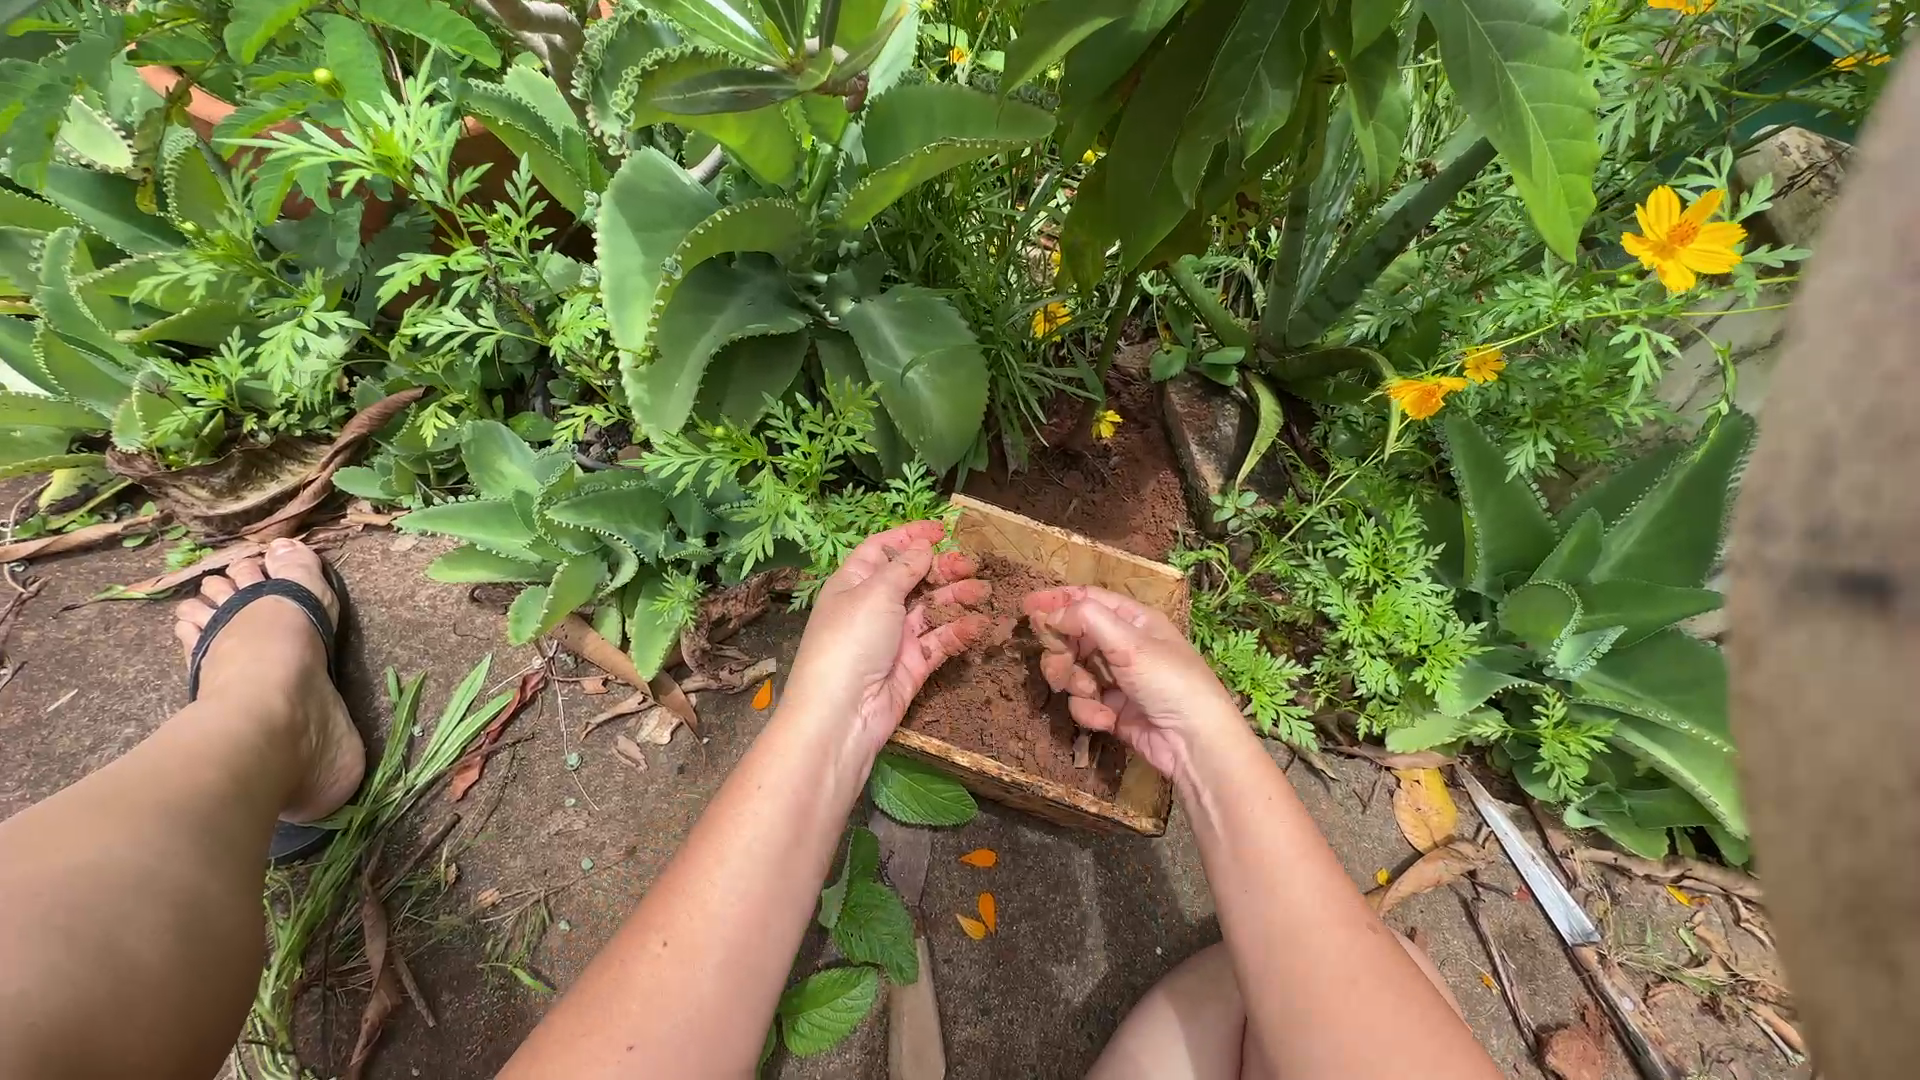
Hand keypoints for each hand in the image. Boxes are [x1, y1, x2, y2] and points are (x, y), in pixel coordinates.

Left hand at [783, 521, 990, 759]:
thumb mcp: (875, 593)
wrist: (843, 713)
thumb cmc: (850, 641)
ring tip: (982, 591)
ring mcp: (894, 637)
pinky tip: (978, 624)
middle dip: (942, 568)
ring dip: (956, 597)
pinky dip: (958, 631)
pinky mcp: (913, 664)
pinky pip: (939, 641)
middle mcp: (874, 606)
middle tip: (972, 563)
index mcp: (854, 582)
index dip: (910, 537)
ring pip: (931, 608)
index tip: (943, 530)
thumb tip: (923, 547)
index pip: (883, 550)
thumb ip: (905, 568)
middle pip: (913, 578)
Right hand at [1022, 585, 1245, 781]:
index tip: (1026, 607)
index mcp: (1133, 620)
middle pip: (1073, 637)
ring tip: (1091, 694)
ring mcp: (1117, 678)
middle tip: (1060, 665)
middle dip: (1062, 652)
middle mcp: (1123, 645)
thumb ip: (1085, 619)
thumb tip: (1049, 612)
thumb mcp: (1129, 642)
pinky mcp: (1112, 709)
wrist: (1193, 743)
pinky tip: (1106, 719)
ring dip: (1075, 684)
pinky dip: (1089, 710)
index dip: (1057, 600)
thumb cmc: (1169, 681)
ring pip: (1073, 671)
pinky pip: (1083, 701)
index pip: (1087, 600)